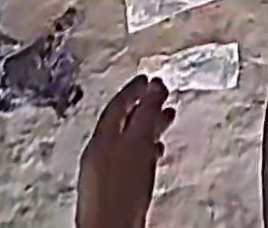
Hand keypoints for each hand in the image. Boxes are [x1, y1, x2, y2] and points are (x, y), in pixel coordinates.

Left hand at [76, 76, 174, 227]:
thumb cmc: (122, 187)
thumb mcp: (138, 142)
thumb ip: (147, 113)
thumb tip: (156, 86)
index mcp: (101, 137)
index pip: (118, 104)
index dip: (134, 89)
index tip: (149, 78)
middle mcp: (99, 151)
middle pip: (124, 121)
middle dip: (144, 106)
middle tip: (162, 94)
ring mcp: (104, 171)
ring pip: (129, 139)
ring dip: (148, 127)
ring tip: (167, 120)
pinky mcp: (114, 189)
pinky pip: (131, 157)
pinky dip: (145, 147)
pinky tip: (156, 152)